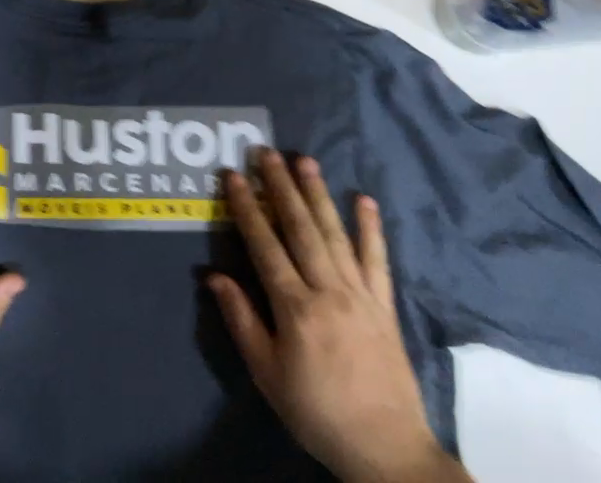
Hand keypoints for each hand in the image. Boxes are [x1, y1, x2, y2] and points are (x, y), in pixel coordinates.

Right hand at [208, 149, 470, 482]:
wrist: (385, 448)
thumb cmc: (315, 411)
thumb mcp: (266, 373)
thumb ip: (242, 320)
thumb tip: (214, 277)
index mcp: (294, 308)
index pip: (264, 246)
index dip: (247, 208)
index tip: (233, 175)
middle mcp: (328, 291)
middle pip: (301, 229)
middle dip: (280, 187)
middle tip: (266, 151)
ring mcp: (361, 296)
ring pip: (335, 234)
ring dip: (318, 195)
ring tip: (305, 160)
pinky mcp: (385, 307)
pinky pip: (377, 260)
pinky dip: (371, 229)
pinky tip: (364, 200)